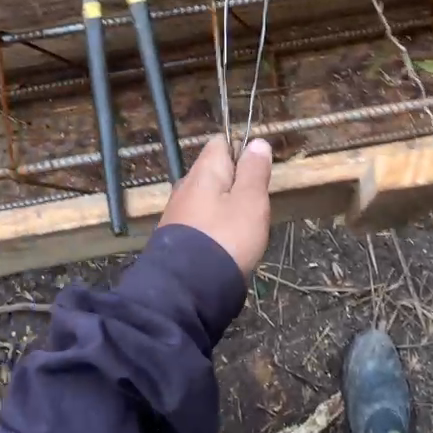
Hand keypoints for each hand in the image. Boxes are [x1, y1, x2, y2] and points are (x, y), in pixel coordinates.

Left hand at [159, 138, 273, 274]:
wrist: (187, 291)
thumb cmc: (226, 239)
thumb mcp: (251, 202)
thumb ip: (254, 170)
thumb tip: (257, 142)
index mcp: (203, 171)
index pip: (221, 142)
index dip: (242, 151)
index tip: (257, 173)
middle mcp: (185, 185)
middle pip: (214, 171)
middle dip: (236, 183)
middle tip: (255, 205)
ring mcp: (177, 212)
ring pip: (207, 198)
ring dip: (225, 207)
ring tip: (243, 229)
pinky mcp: (175, 238)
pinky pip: (200, 221)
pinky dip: (214, 227)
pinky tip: (224, 245)